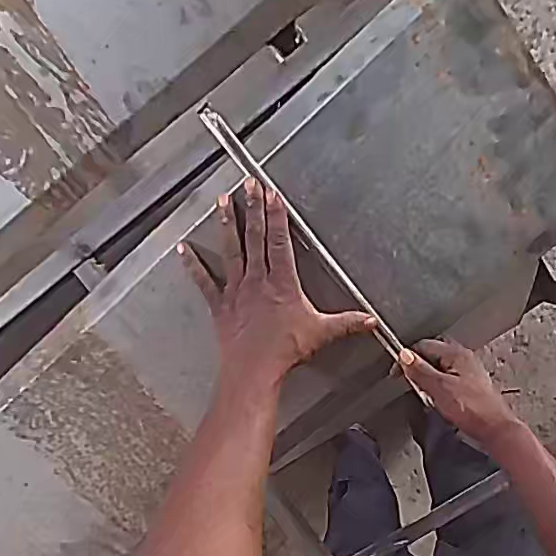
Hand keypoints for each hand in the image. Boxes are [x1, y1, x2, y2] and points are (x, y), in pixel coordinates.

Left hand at [182, 177, 376, 391]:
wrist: (254, 369)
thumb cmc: (285, 351)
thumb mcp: (322, 333)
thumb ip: (347, 323)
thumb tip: (371, 320)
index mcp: (281, 283)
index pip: (279, 242)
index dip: (276, 216)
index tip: (273, 195)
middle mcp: (256, 280)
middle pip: (254, 237)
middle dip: (252, 208)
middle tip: (248, 185)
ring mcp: (236, 291)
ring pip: (230, 250)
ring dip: (226, 224)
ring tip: (221, 201)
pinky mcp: (220, 305)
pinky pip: (204, 281)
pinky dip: (193, 265)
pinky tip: (184, 249)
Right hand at [400, 338, 525, 447]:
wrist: (494, 430)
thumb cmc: (473, 410)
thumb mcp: (439, 388)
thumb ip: (420, 370)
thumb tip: (404, 355)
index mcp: (457, 354)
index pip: (423, 345)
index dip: (407, 357)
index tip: (397, 372)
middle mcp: (464, 359)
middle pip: (432, 355)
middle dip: (417, 367)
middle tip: (409, 381)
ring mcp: (468, 373)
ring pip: (439, 369)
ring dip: (427, 379)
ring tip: (424, 392)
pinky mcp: (470, 388)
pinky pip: (447, 381)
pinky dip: (438, 387)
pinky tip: (437, 399)